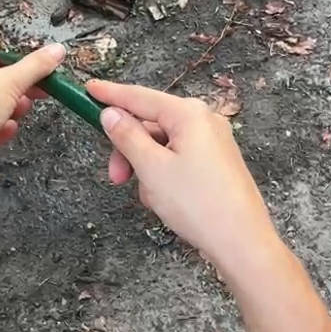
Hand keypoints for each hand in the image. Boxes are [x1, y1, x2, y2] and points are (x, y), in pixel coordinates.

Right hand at [84, 78, 281, 272]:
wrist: (241, 242)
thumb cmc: (199, 204)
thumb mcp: (151, 168)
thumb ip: (127, 137)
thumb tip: (111, 114)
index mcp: (189, 114)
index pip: (140, 97)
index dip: (110, 95)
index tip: (89, 89)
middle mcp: (204, 121)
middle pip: (150, 124)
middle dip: (128, 150)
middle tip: (116, 177)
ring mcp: (213, 142)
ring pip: (162, 145)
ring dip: (146, 168)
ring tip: (152, 198)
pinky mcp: (216, 163)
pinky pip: (178, 159)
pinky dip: (163, 175)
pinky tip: (165, 200)